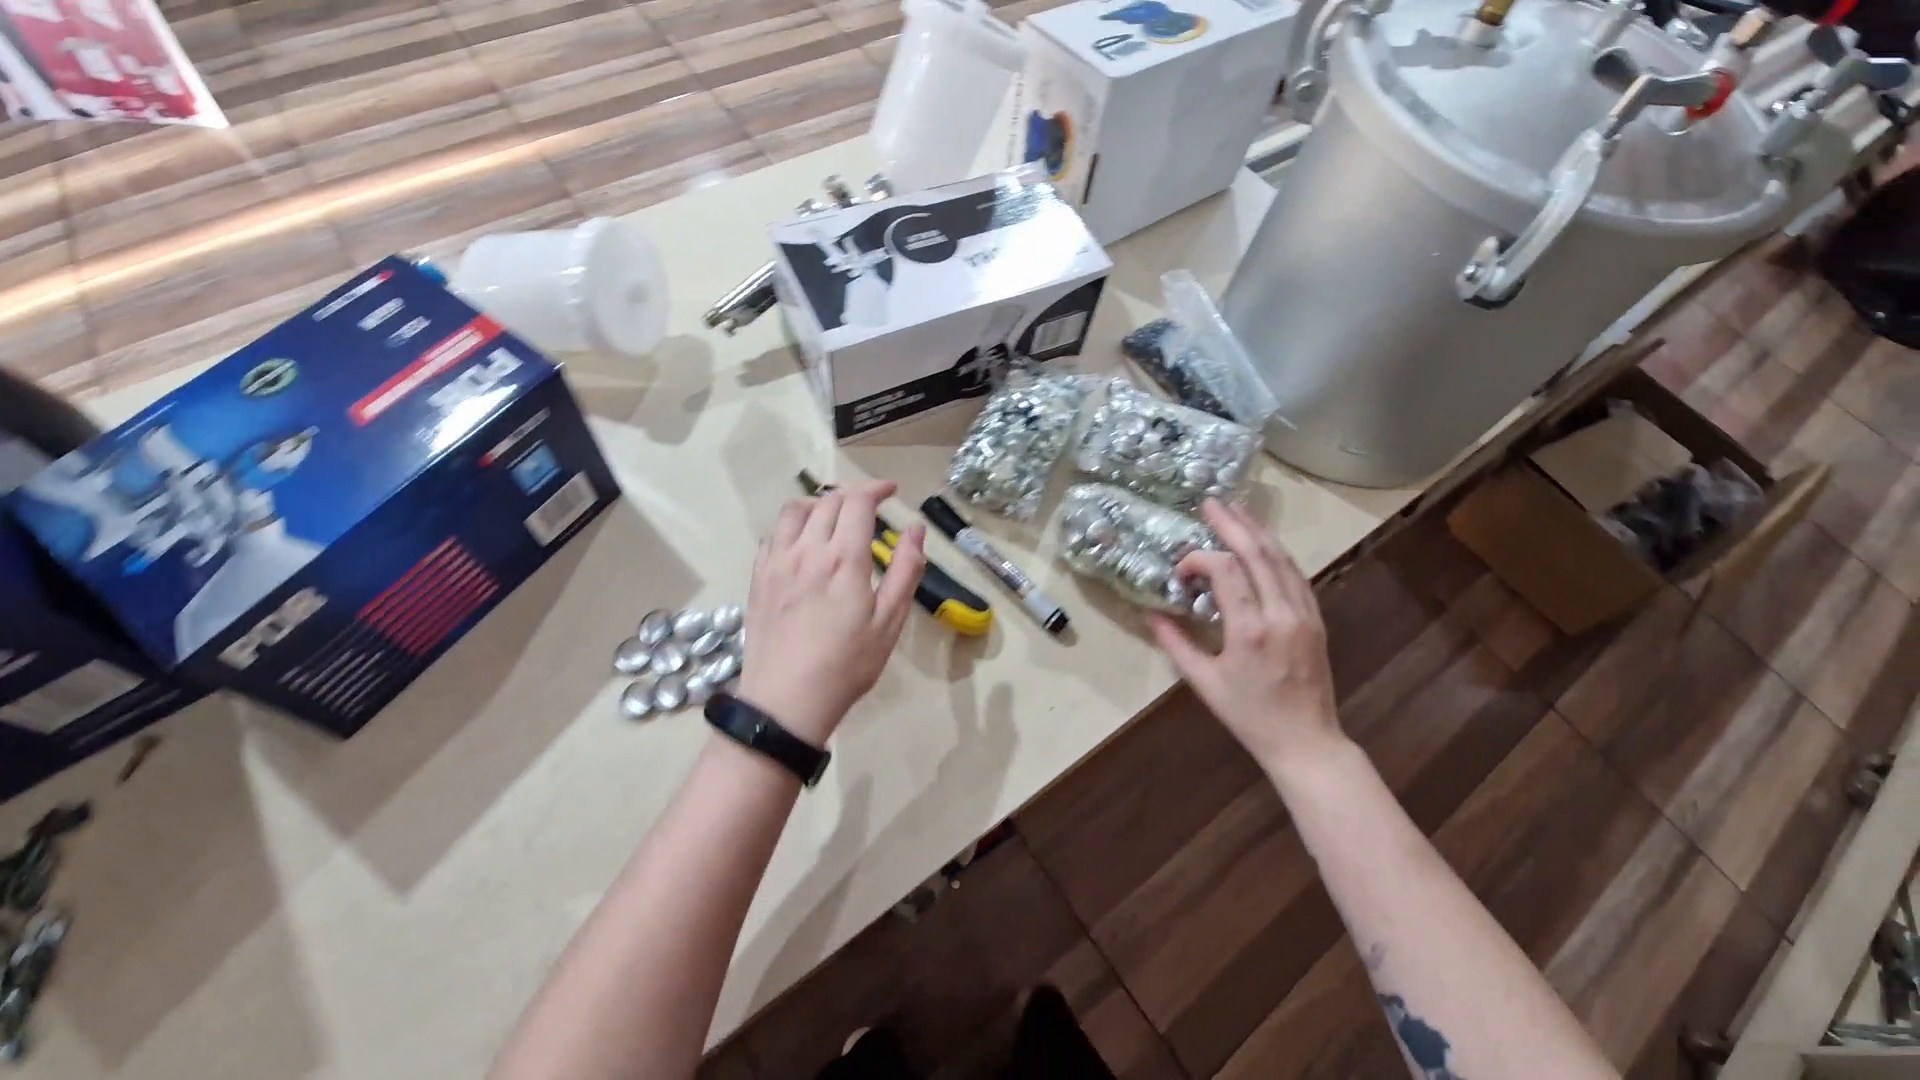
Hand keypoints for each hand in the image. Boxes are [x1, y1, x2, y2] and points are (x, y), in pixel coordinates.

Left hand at [737, 480, 926, 746]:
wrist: (786, 700)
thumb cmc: (846, 665)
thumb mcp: (888, 623)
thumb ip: (904, 571)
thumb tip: (915, 530)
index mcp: (842, 559)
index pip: (858, 502)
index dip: (876, 489)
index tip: (891, 492)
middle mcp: (806, 550)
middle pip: (828, 501)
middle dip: (853, 494)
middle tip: (870, 505)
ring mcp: (777, 562)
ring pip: (795, 511)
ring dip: (819, 503)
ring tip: (834, 515)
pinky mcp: (758, 578)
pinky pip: (773, 535)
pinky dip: (793, 525)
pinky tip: (802, 542)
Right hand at [1149, 500, 1342, 771]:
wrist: (1306, 740)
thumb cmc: (1249, 716)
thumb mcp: (1204, 684)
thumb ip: (1176, 644)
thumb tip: (1151, 615)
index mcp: (1250, 631)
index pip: (1226, 572)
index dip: (1200, 559)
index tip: (1182, 571)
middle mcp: (1281, 614)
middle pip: (1258, 555)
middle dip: (1233, 525)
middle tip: (1212, 504)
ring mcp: (1304, 615)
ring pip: (1283, 560)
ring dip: (1258, 533)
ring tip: (1236, 512)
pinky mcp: (1316, 620)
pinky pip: (1296, 577)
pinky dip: (1278, 555)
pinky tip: (1264, 544)